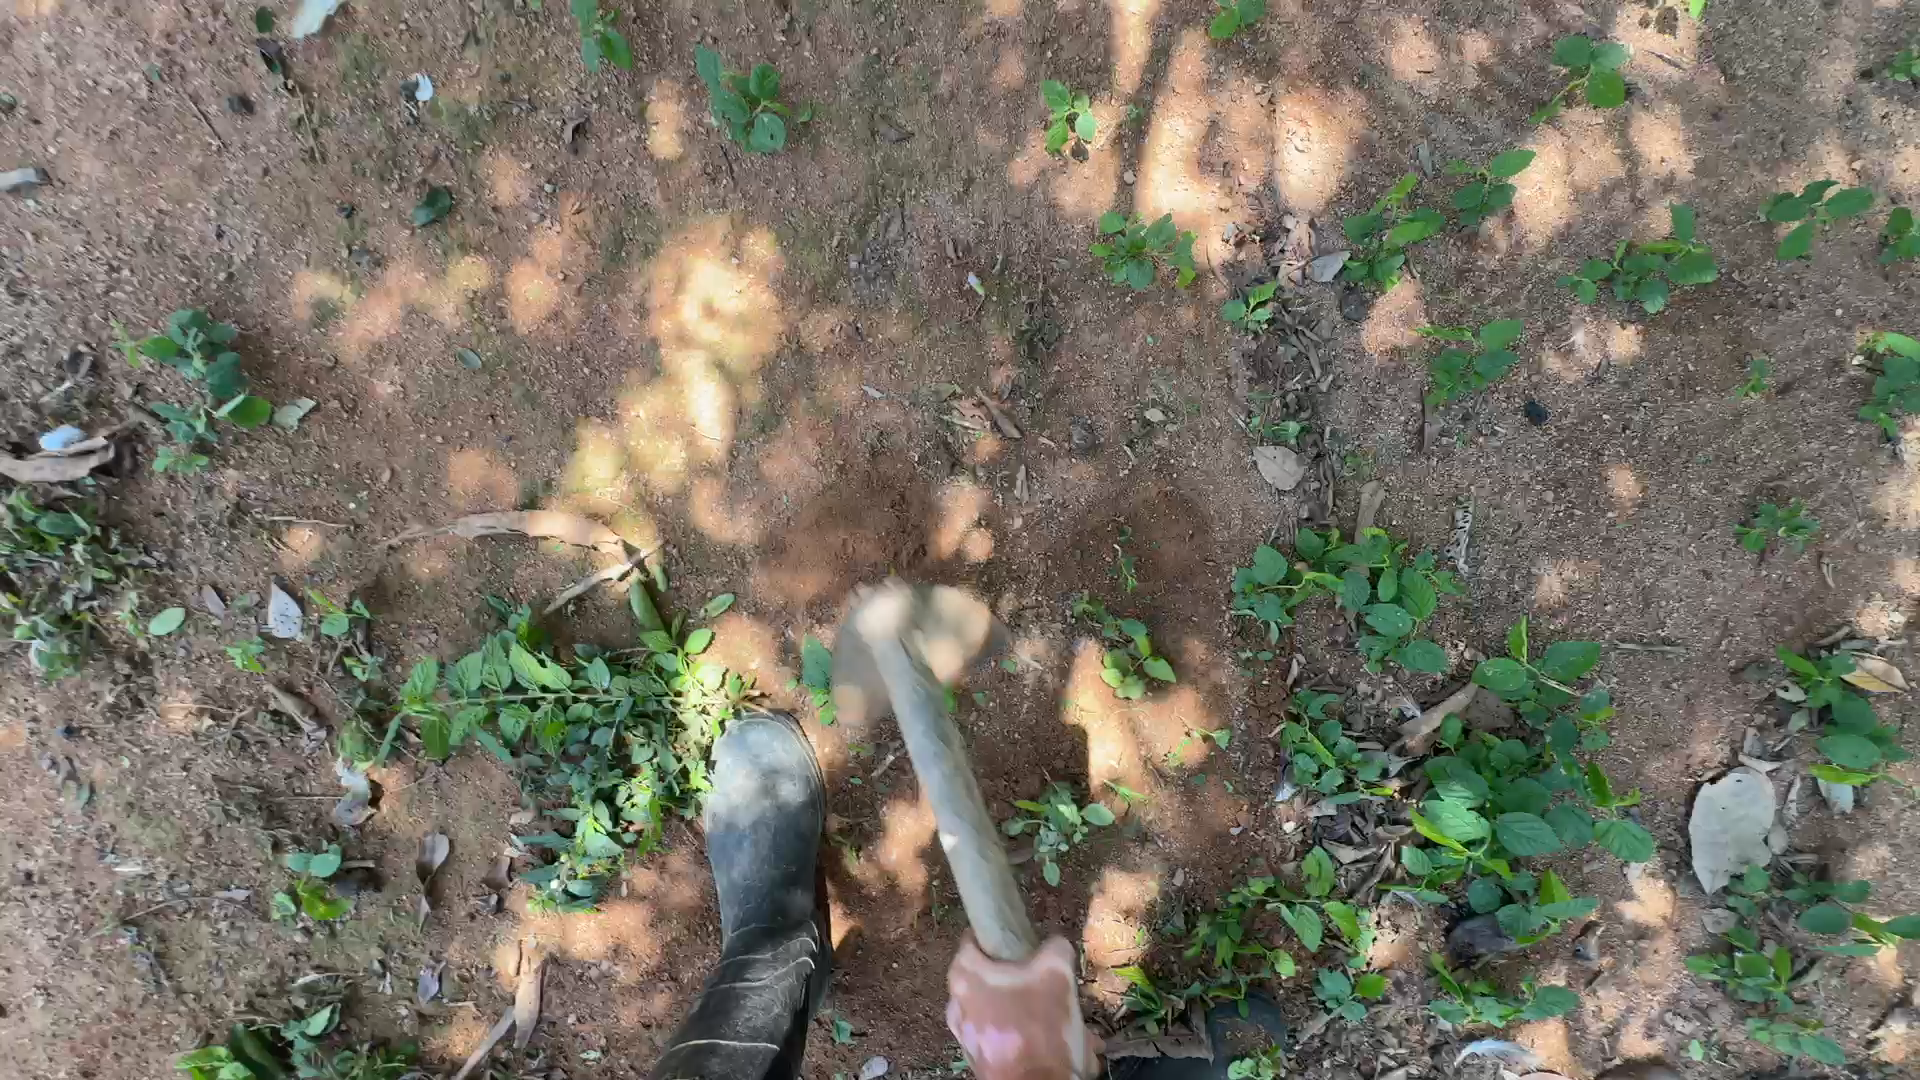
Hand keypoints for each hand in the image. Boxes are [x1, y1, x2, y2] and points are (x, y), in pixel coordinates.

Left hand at [945, 933, 1102, 1079]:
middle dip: (1022, 981)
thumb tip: (1056, 945)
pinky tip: (1055, 1043)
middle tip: (1046, 983)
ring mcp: (966, 1036)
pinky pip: (1005, 1039)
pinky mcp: (980, 1062)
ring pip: (1002, 1012)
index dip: (999, 936)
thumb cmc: (1038, 1025)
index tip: (1021, 941)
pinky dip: (1027, 1038)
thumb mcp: (1056, 971)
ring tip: (1062, 1019)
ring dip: (1031, 1013)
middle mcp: (957, 1004)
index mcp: (964, 975)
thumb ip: (1055, 947)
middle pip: (991, 978)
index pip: (974, 939)